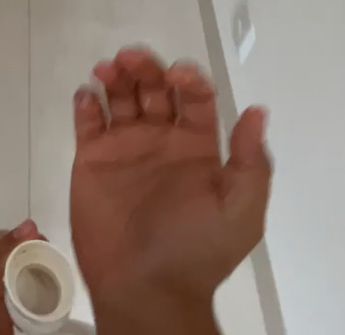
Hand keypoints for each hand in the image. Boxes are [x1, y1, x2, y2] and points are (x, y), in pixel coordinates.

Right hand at [69, 47, 270, 332]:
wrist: (145, 286)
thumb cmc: (196, 247)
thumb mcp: (240, 211)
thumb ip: (251, 163)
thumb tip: (258, 111)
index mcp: (197, 148)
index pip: (194, 98)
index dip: (187, 79)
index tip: (175, 75)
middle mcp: (160, 139)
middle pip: (153, 87)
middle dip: (144, 67)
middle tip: (130, 58)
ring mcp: (124, 146)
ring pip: (119, 96)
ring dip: (114, 76)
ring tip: (106, 69)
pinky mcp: (91, 157)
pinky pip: (87, 120)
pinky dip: (85, 102)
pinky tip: (88, 96)